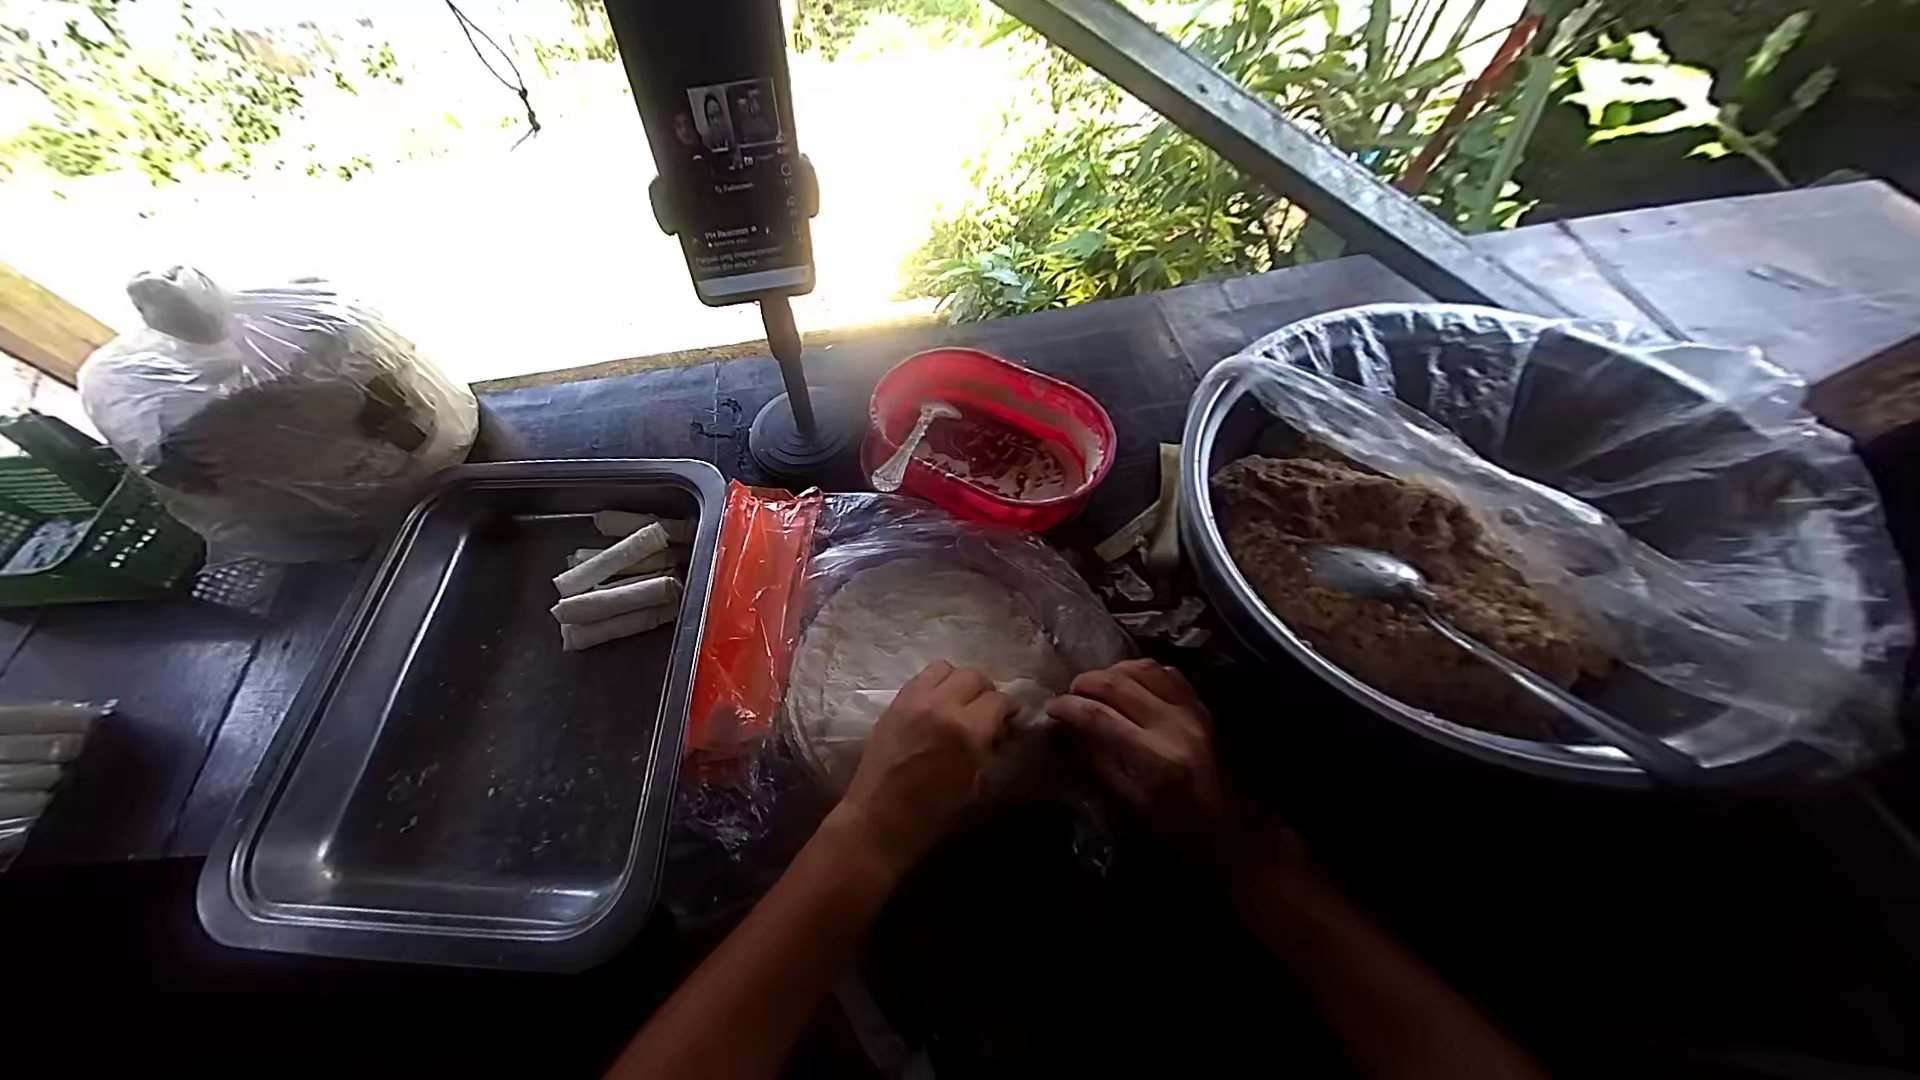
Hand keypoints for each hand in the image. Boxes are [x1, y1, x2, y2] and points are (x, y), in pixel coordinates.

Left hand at [831, 661, 1017, 876]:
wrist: (879, 819)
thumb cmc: (932, 813)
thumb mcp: (974, 784)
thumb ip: (988, 748)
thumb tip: (997, 731)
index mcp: (967, 730)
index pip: (998, 700)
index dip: (1008, 709)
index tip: (1008, 719)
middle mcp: (942, 705)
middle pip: (974, 676)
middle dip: (986, 692)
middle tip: (985, 711)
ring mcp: (915, 700)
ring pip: (946, 668)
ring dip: (958, 682)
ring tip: (958, 703)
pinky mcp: (895, 702)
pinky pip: (921, 677)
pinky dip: (934, 685)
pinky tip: (936, 705)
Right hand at [1048, 659, 1304, 875]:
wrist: (1239, 831)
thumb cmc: (1181, 828)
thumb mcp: (1132, 803)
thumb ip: (1100, 760)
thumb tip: (1070, 728)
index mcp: (1155, 759)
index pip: (1099, 716)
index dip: (1069, 707)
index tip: (1051, 708)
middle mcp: (1174, 726)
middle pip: (1117, 684)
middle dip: (1085, 683)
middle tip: (1069, 694)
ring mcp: (1191, 711)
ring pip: (1141, 669)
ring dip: (1110, 671)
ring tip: (1095, 685)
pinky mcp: (1201, 706)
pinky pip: (1166, 672)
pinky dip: (1140, 671)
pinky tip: (1127, 682)